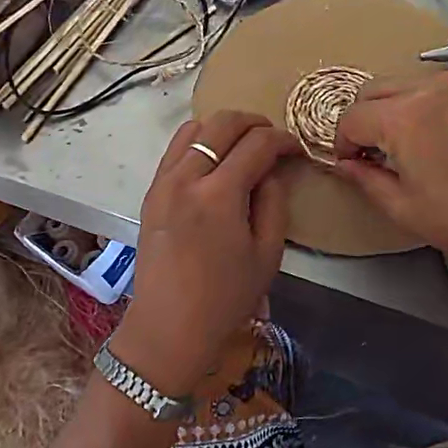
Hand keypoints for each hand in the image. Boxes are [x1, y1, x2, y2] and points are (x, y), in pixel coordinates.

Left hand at [109, 112, 298, 399]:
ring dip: (222, 128)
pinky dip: (197, 142)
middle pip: (221, 123)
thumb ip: (273, 202)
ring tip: (243, 146)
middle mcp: (186, 178)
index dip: (283, 140)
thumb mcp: (266, 253)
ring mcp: (162, 183)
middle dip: (253, 122)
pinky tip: (213, 160)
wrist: (168, 325)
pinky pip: (174, 150)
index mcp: (219, 195)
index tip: (297, 150)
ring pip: (192, 129)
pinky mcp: (150, 193)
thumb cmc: (225, 298)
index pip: (257, 144)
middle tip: (273, 139)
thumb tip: (271, 170)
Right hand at [332, 70, 447, 281]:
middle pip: (376, 89)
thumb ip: (367, 181)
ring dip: (401, 109)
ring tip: (419, 146)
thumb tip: (346, 165)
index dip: (343, 142)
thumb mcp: (408, 211)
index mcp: (404, 119)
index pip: (352, 117)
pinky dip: (438, 105)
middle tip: (376, 152)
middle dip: (366, 118)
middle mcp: (433, 87)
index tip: (352, 162)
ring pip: (414, 84)